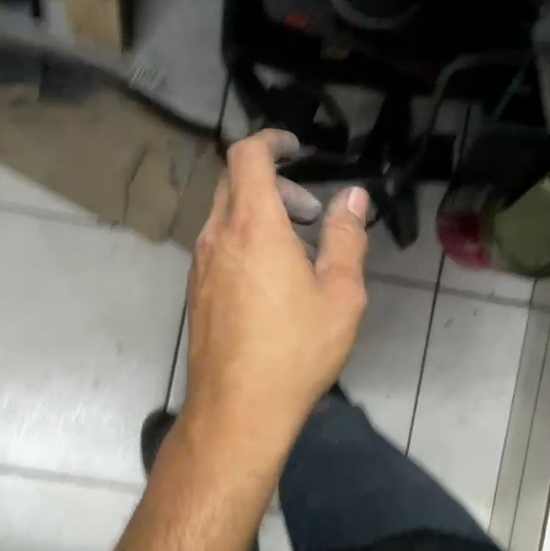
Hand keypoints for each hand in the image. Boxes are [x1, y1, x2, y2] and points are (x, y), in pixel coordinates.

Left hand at [184, 131, 369, 445]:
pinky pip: (218, 244)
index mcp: (253, 226)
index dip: (271, 141)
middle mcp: (217, 236)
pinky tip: (272, 279)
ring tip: (298, 250)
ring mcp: (201, 264)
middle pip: (234, 181)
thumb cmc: (295, 350)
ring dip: (260, 213)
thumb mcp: (341, 294)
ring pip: (224, 214)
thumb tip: (353, 197)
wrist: (237, 409)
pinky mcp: (196, 290)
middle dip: (274, 183)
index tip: (296, 148)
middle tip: (310, 213)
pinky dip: (243, 239)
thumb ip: (347, 237)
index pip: (247, 156)